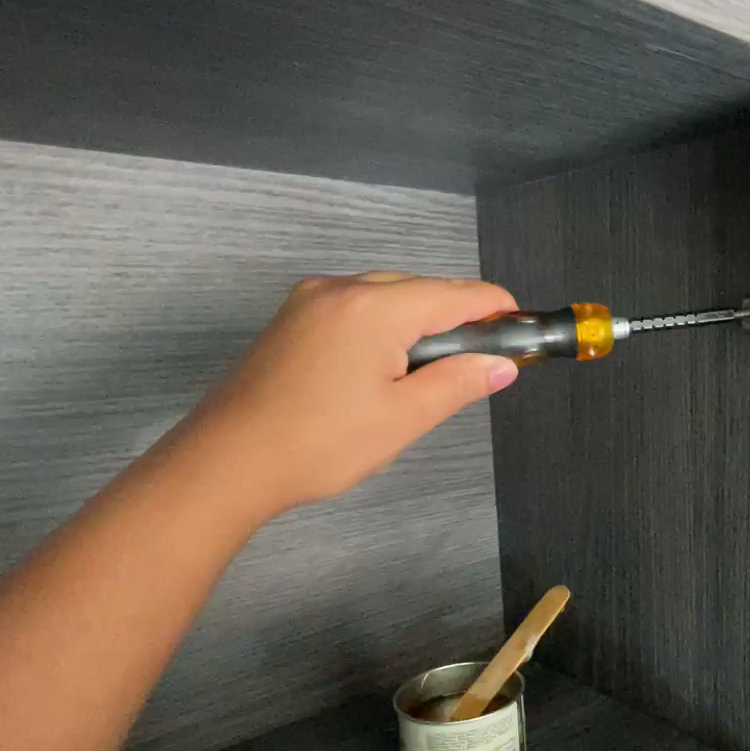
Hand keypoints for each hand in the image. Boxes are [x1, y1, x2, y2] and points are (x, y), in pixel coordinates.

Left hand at [169, 273, 517, 517]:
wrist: (229, 461)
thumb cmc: (322, 443)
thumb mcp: (404, 417)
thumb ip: (458, 382)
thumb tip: (502, 366)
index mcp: (374, 307)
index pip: (454, 293)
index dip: (494, 307)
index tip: (520, 328)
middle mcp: (341, 288)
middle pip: (421, 288)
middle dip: (458, 316)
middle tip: (481, 360)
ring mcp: (311, 299)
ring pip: (388, 294)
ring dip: (421, 320)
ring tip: (437, 367)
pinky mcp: (294, 317)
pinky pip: (357, 305)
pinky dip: (387, 323)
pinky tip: (390, 362)